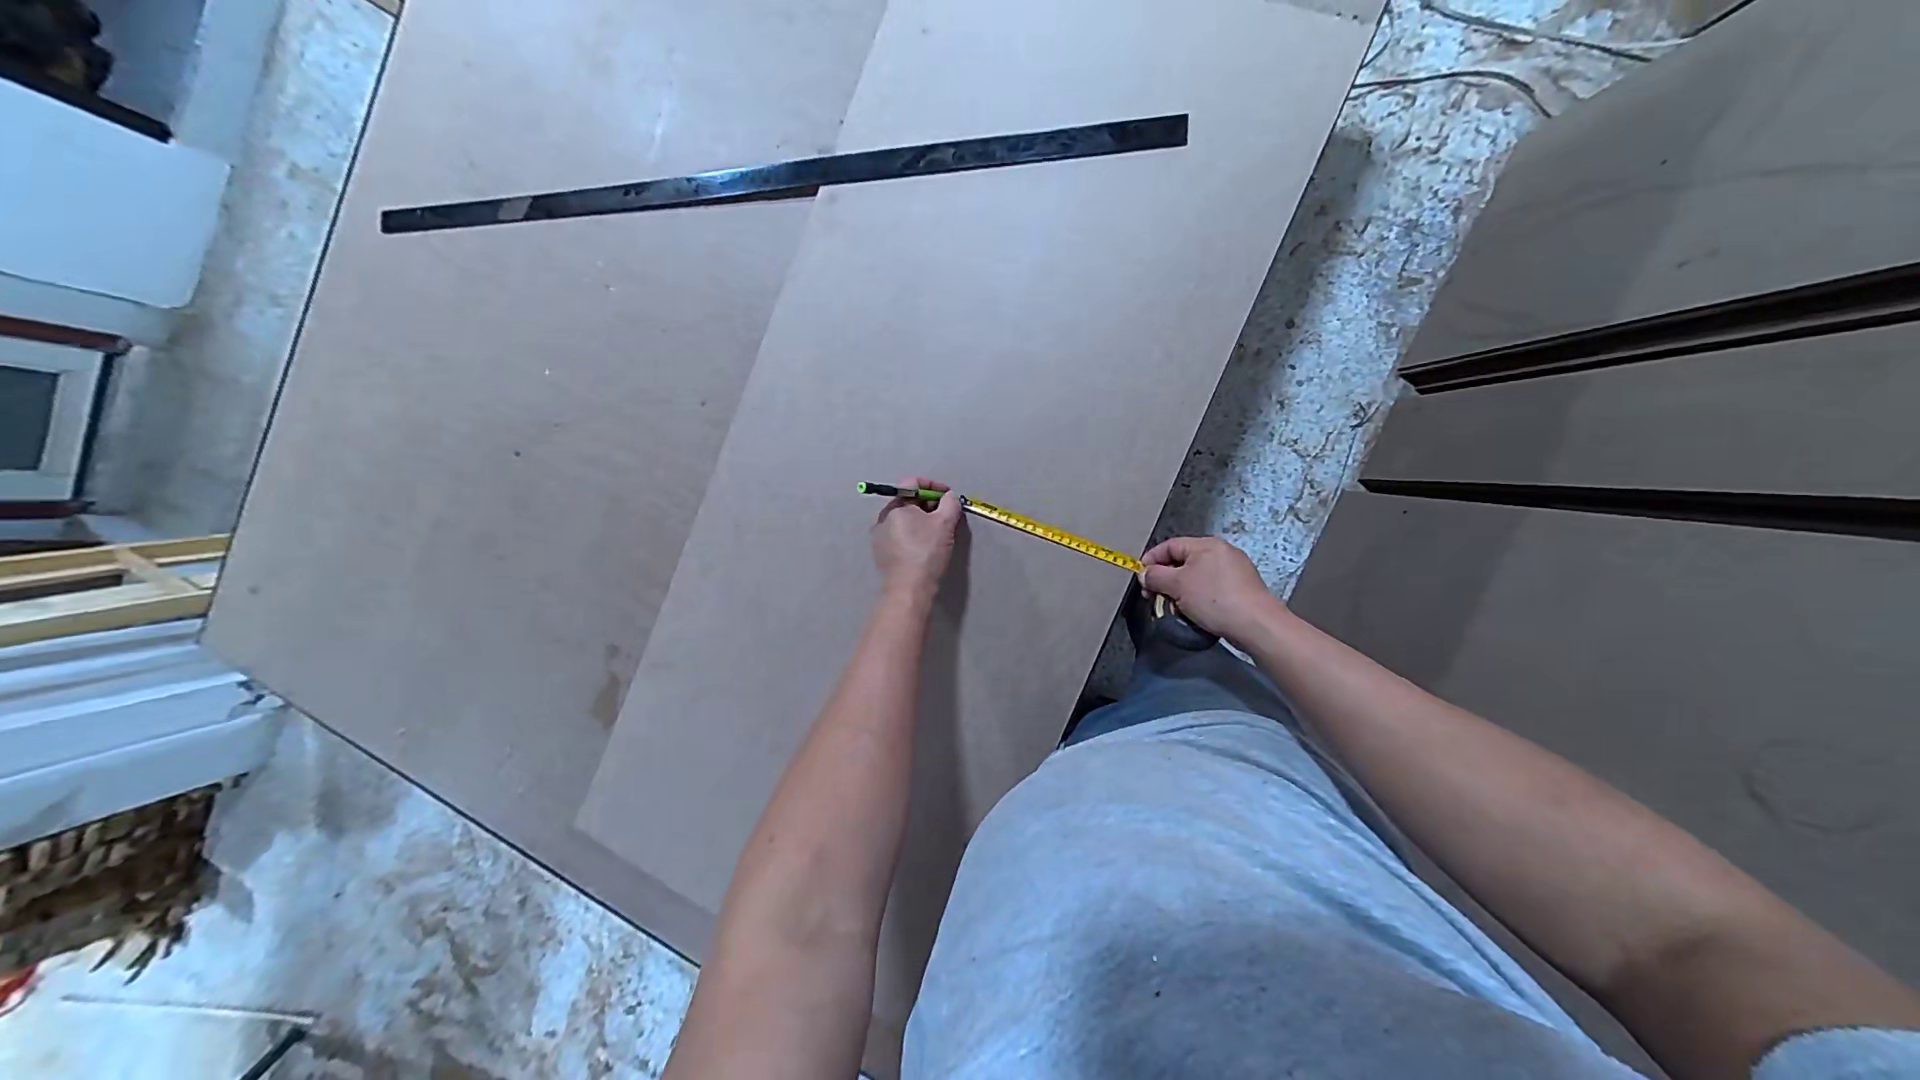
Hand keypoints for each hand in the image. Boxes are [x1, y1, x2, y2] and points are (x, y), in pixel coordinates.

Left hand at [871, 477, 962, 596]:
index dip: (933, 486)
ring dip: (921, 520)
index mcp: (895, 506)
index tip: (948, 496)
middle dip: (929, 504)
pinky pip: (899, 535)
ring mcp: (879, 536)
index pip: (912, 482)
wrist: (908, 588)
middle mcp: (883, 517)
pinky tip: (924, 547)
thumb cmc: (926, 552)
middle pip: (908, 500)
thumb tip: (949, 497)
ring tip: (937, 533)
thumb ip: (950, 503)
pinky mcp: (881, 552)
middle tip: (945, 515)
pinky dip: (912, 534)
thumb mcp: (945, 523)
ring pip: (904, 519)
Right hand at [1139, 536, 1288, 646]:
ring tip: (1173, 607)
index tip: (1139, 577)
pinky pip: (1210, 588)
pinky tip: (1194, 611)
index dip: (1151, 560)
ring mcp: (1234, 570)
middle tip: (1154, 596)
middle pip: (1183, 561)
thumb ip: (1155, 576)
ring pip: (1196, 576)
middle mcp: (1222, 552)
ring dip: (1180, 591)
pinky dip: (1197, 597)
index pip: (1169, 546)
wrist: (1255, 624)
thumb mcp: (1177, 585)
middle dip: (1165, 579)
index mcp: (1206, 544)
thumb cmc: (1214, 599)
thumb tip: (1144, 573)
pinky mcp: (1241, 588)